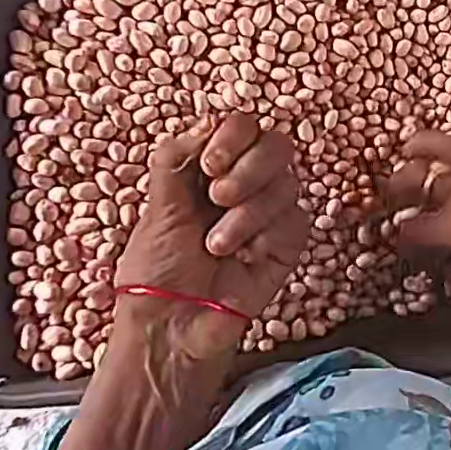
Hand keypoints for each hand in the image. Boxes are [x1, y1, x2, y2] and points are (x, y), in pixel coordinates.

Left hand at [113, 114, 308, 349]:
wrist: (173, 329)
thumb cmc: (157, 272)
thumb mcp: (156, 208)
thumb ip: (177, 158)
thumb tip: (209, 120)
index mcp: (211, 169)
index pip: (242, 126)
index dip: (233, 136)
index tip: (211, 163)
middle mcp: (246, 184)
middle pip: (276, 145)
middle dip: (248, 169)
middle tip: (217, 196)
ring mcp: (270, 213)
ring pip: (285, 184)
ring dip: (247, 215)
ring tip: (217, 246)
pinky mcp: (288, 243)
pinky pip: (294, 221)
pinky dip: (265, 237)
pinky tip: (245, 258)